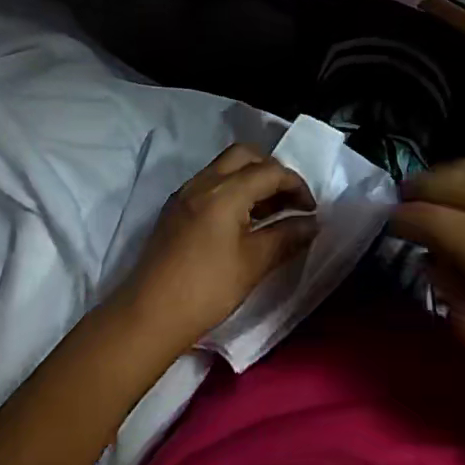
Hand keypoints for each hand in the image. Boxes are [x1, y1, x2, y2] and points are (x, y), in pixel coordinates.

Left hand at [113, 143, 316, 348]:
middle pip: (243, 155)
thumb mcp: (254, 264)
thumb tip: (312, 223)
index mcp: (224, 191)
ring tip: (271, 212)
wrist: (152, 310)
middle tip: (290, 201)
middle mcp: (202, 181)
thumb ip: (286, 237)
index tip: (310, 210)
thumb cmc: (208, 288)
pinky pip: (209, 182)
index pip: (268, 170)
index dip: (295, 185)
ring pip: (224, 167)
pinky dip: (231, 189)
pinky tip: (242, 219)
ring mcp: (185, 191)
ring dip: (250, 179)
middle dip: (271, 171)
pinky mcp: (176, 206)